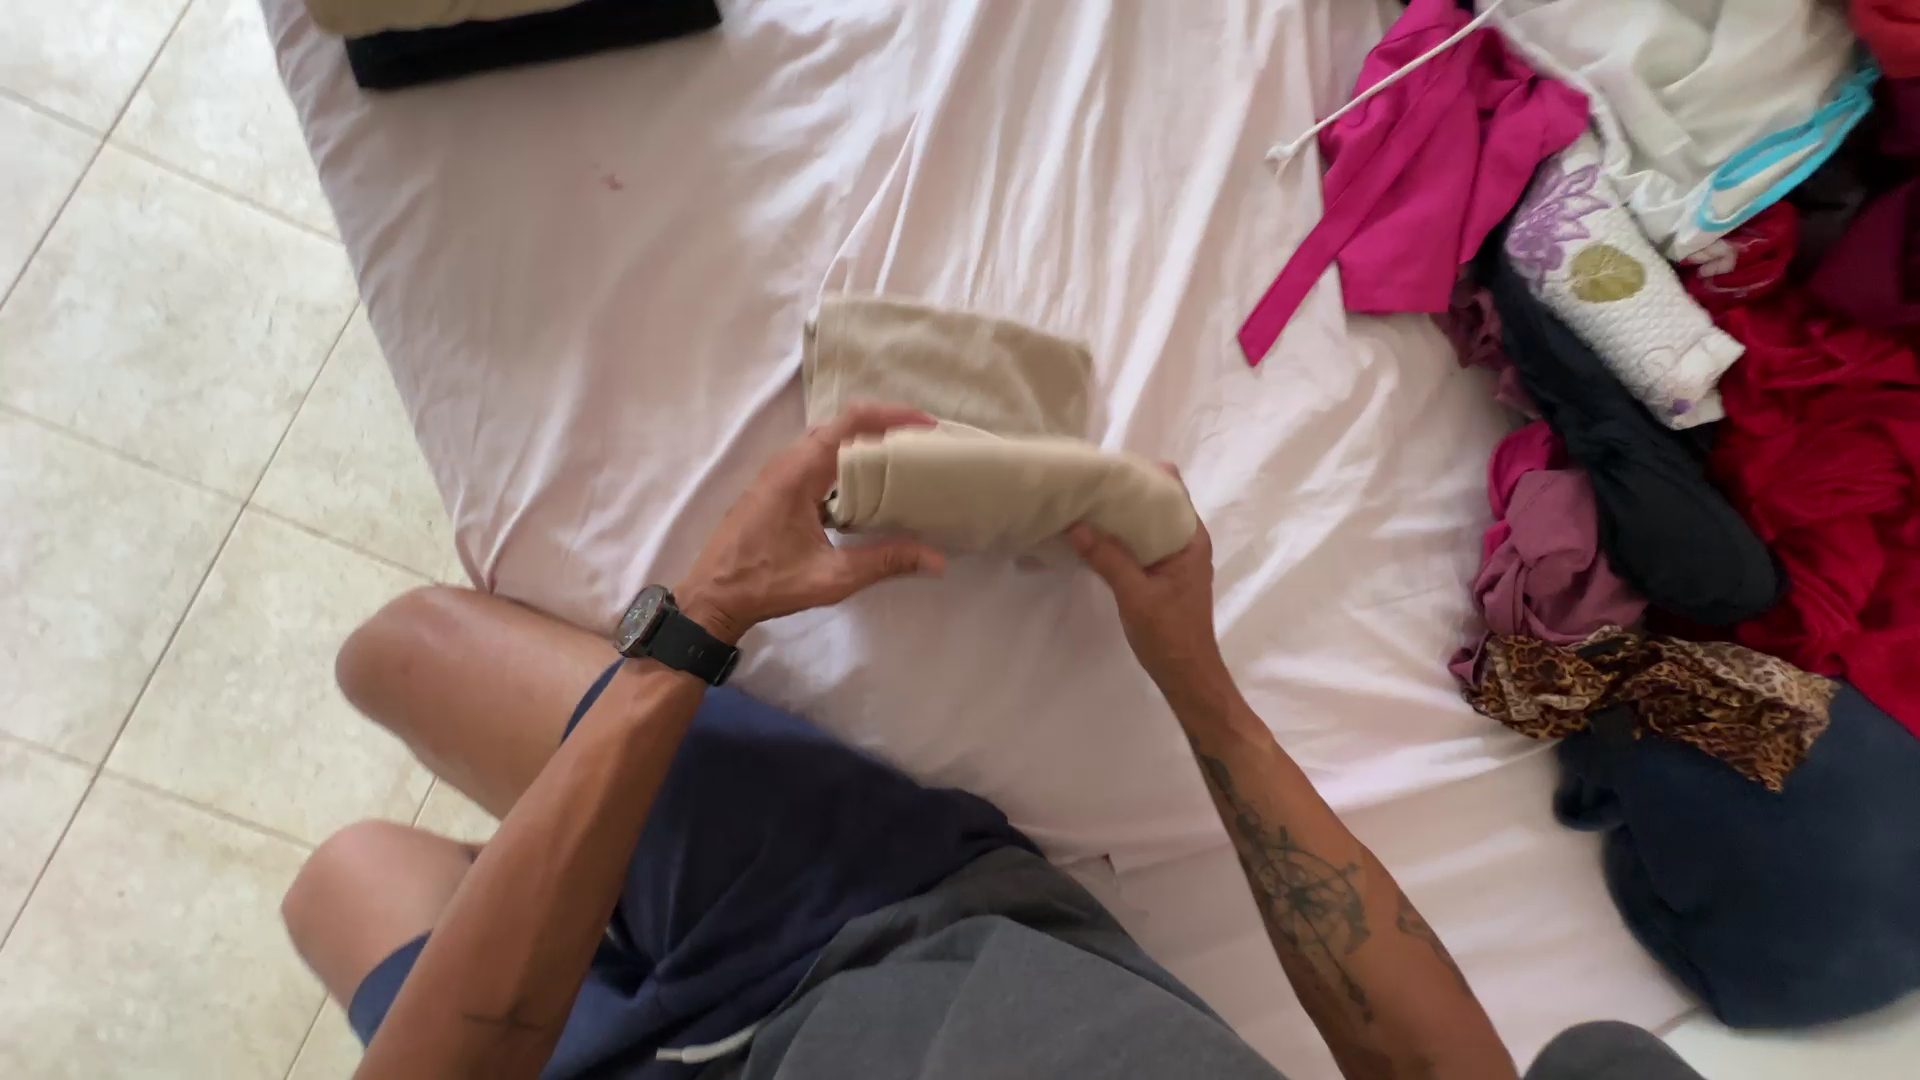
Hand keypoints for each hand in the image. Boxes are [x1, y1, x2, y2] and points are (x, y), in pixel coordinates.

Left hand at [674, 404, 945, 643]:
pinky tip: (865, 485)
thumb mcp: (832, 577)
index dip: (893, 416)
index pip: (851, 423)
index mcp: (799, 472)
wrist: (712, 597)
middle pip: (841, 425)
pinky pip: (816, 457)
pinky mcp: (775, 487)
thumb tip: (937, 559)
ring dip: (864, 442)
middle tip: (921, 442)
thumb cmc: (767, 584)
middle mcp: (787, 462)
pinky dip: (846, 460)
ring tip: (901, 458)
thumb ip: (886, 562)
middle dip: (884, 426)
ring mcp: (777, 473)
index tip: (927, 425)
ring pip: (827, 440)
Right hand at [1067, 478, 1230, 704]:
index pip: (1171, 488)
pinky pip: (1138, 543)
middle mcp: (1185, 541)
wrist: (1186, 676)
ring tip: (1084, 506)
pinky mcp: (1160, 573)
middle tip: (1086, 486)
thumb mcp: (1135, 595)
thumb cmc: (1169, 635)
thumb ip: (1107, 558)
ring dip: (1119, 517)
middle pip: (1156, 502)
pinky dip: (1118, 537)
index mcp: (1190, 538)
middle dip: (1124, 492)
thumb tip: (1075, 525)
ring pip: (1145, 524)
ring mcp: (1173, 558)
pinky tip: (1092, 537)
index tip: (1108, 469)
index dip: (1142, 473)